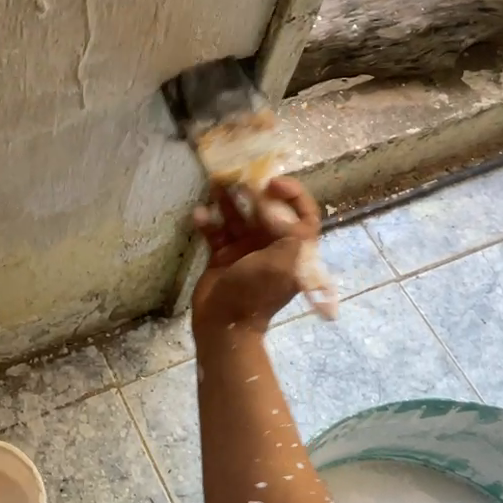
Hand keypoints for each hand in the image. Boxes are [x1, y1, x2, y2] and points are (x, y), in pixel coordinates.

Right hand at [189, 176, 322, 336]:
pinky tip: (199, 215)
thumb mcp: (281, 264)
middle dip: (253, 193)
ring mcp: (245, 251)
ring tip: (215, 186)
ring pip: (239, 217)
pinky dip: (207, 222)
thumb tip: (272, 207)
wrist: (223, 324)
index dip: (294, 195)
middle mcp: (271, 246)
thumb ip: (287, 232)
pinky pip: (216, 232)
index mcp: (292, 249)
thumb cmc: (255, 294)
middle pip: (267, 211)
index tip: (274, 182)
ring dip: (228, 201)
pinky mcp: (222, 256)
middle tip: (237, 179)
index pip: (303, 215)